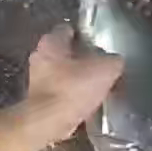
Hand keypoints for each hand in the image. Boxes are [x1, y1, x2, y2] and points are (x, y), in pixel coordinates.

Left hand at [23, 24, 123, 138]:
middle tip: (102, 64)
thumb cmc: (73, 88)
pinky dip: (71, 94)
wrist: (49, 121)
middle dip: (82, 57)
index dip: (84, 34)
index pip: (68, 29)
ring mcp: (36, 78)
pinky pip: (60, 90)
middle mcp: (39, 56)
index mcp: (50, 42)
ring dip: (76, 77)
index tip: (99, 42)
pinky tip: (87, 101)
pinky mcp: (39, 98)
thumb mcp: (105, 69)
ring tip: (98, 84)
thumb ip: (113, 60)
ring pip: (62, 72)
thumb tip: (114, 61)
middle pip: (65, 51)